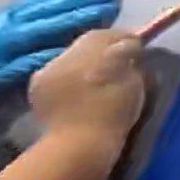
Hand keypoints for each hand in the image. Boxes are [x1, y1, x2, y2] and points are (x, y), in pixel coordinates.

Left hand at [0, 0, 121, 98]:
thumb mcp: (10, 74)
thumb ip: (39, 60)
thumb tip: (72, 48)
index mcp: (16, 37)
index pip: (56, 22)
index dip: (83, 14)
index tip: (110, 7)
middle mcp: (16, 19)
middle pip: (55, 4)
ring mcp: (15, 10)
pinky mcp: (15, 6)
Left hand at [29, 29, 145, 145]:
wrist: (79, 144)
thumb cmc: (114, 111)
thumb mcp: (132, 80)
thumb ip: (127, 56)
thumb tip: (128, 43)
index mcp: (82, 58)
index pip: (102, 35)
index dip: (123, 36)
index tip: (140, 46)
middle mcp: (57, 63)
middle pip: (85, 44)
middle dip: (106, 48)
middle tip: (127, 60)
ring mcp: (44, 77)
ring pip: (73, 58)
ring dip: (91, 61)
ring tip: (106, 75)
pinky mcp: (39, 91)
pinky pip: (61, 72)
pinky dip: (77, 74)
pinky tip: (86, 88)